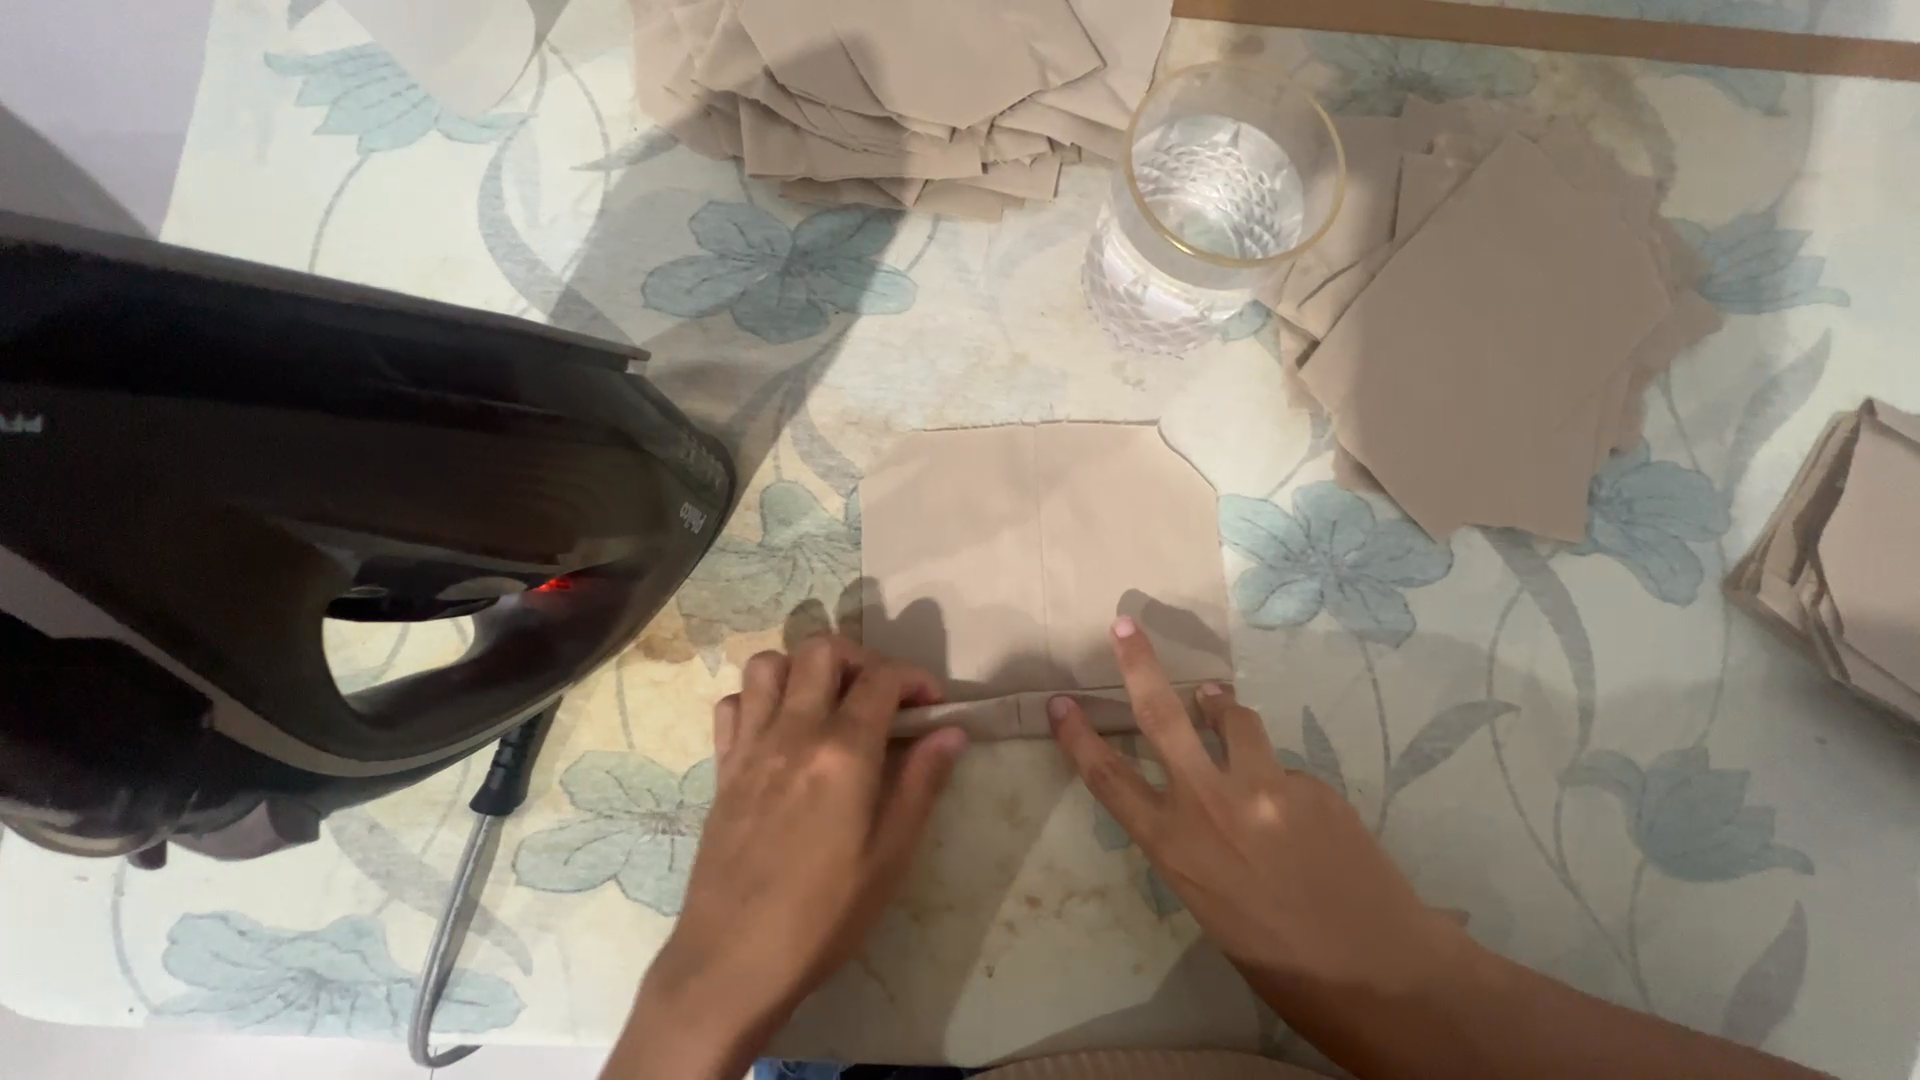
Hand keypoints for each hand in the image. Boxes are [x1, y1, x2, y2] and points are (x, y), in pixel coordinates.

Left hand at [613, 636, 967, 1079]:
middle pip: (821, 650)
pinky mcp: (722, 769)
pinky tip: (780, 730)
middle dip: (861, 658)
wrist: (731, 962)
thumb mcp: (890, 857)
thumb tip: (952, 732)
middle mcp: (792, 733)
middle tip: (881, 696)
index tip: (933, 704)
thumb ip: (921, 784)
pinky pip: (733, 705)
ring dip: (803, 668)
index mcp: (841, 753)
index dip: (915, 677)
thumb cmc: (823, 916)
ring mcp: (750, 747)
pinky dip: (759, 699)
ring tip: (829, 703)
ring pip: (768, 664)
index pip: (881, 678)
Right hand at [1046, 617, 1468, 1006]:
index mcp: (1175, 847)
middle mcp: (1211, 805)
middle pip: (1163, 716)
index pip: (1110, 778)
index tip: (1059, 702)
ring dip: (1220, 705)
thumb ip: (1191, 843)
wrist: (1380, 973)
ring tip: (1217, 702)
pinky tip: (1299, 813)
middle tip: (1125, 624)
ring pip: (1233, 718)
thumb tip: (1199, 795)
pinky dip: (1277, 776)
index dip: (1079, 737)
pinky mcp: (1312, 785)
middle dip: (1139, 664)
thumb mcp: (1207, 903)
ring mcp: (1266, 788)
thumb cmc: (1278, 960)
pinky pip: (1282, 766)